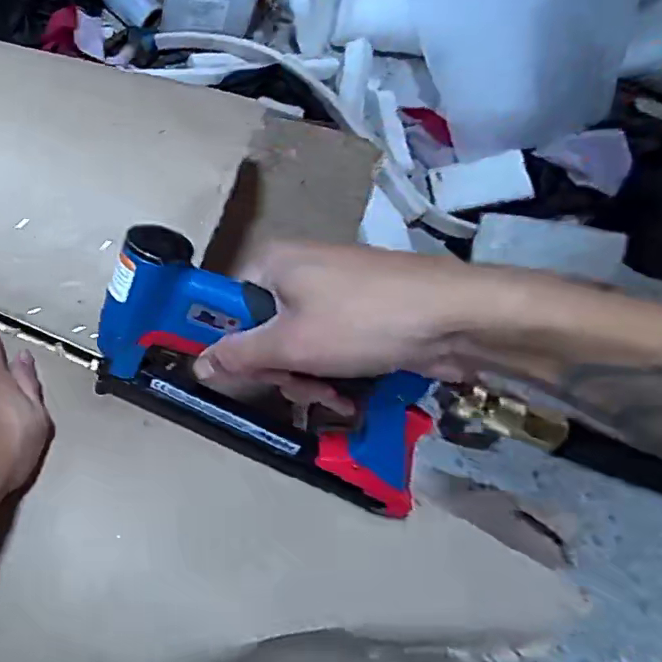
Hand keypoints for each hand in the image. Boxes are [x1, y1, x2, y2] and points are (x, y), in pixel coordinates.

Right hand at [194, 241, 524, 413]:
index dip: (228, 343)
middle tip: (299, 388)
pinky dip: (331, 371)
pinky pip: (325, 343)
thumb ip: (237, 356)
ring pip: (293, 343)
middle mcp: (296, 269)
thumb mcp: (289, 345)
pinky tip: (349, 396)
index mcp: (270, 263)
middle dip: (277, 369)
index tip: (242, 373)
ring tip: (332, 397)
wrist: (465, 317)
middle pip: (259, 330)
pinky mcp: (360, 310)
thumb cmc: (364, 322)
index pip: (224, 305)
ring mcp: (331, 289)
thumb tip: (196, 366)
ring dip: (306, 378)